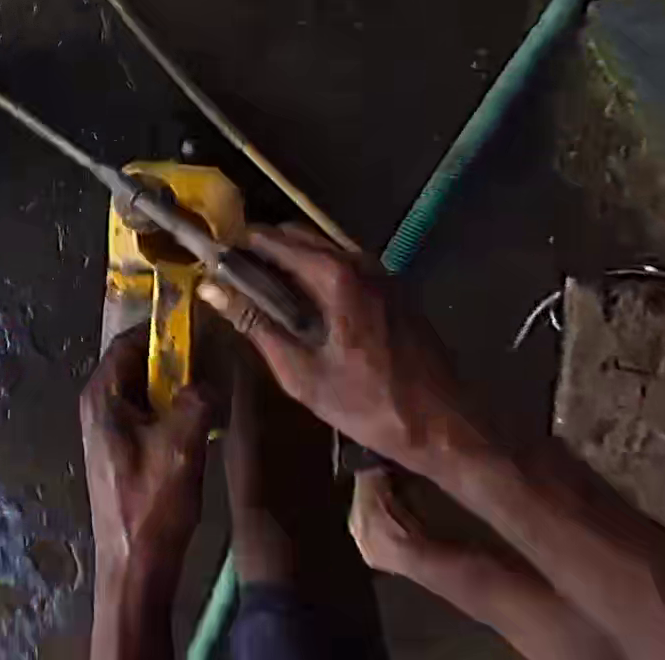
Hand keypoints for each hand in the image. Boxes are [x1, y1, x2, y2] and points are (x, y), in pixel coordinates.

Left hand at [79, 327, 214, 591]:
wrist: (133, 566)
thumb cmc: (151, 503)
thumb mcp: (182, 445)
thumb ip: (197, 401)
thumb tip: (210, 380)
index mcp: (102, 394)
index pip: (126, 342)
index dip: (160, 331)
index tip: (194, 326)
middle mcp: (97, 404)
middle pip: (134, 363)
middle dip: (170, 358)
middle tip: (208, 355)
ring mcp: (106, 427)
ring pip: (141, 389)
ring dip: (172, 385)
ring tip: (208, 384)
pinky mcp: (118, 448)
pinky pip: (143, 412)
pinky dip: (168, 407)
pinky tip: (197, 418)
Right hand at [196, 224, 479, 474]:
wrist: (454, 431)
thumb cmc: (371, 404)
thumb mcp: (300, 371)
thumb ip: (253, 323)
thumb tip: (210, 288)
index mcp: (333, 275)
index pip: (269, 238)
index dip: (235, 245)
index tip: (213, 263)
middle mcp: (356, 260)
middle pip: (293, 234)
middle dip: (259, 249)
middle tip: (234, 280)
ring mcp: (378, 272)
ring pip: (317, 246)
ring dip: (286, 259)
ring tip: (262, 294)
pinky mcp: (391, 287)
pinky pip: (338, 262)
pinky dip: (311, 270)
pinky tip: (301, 305)